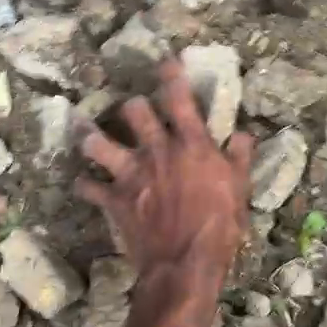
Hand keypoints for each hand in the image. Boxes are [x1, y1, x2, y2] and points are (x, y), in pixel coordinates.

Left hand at [78, 59, 255, 284]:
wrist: (184, 264)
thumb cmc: (219, 225)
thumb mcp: (241, 188)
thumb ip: (239, 157)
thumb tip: (243, 134)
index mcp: (191, 144)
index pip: (179, 98)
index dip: (171, 75)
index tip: (165, 62)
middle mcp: (157, 150)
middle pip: (134, 111)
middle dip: (133, 106)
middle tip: (133, 109)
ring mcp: (131, 174)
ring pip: (99, 143)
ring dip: (92, 138)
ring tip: (87, 132)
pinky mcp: (113, 200)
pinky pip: (89, 187)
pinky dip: (85, 185)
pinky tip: (83, 184)